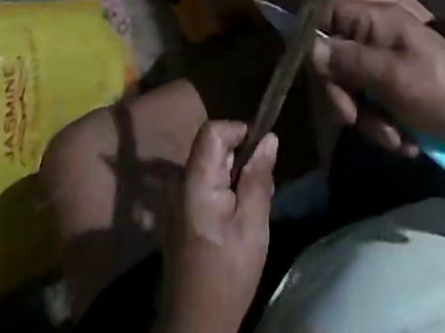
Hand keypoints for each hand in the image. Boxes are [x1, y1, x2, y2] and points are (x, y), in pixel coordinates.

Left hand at [157, 121, 277, 332]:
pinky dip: (223, 192)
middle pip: (211, 148)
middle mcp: (179, 183)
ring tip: (252, 208)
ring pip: (210, 168)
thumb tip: (269, 138)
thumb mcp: (252, 225)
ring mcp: (175, 200)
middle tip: (262, 189)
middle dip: (241, 159)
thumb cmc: (227, 273)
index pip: (212, 130)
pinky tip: (236, 221)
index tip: (261, 152)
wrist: (195, 322)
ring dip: (234, 177)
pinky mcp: (177, 215)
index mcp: (195, 181)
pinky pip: (203, 187)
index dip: (238, 131)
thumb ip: (258, 178)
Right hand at [309, 0, 444, 154]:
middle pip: (336, 60)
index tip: (324, 80)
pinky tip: (406, 141)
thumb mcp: (389, 76)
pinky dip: (385, 125)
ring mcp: (389, 61)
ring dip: (370, 120)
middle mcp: (377, 35)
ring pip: (354, 88)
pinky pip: (375, 103)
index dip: (316, 47)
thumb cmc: (441, 90)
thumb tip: (308, 46)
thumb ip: (345, 60)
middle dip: (348, 98)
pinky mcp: (400, 86)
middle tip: (359, 122)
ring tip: (397, 140)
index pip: (325, 17)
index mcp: (375, 20)